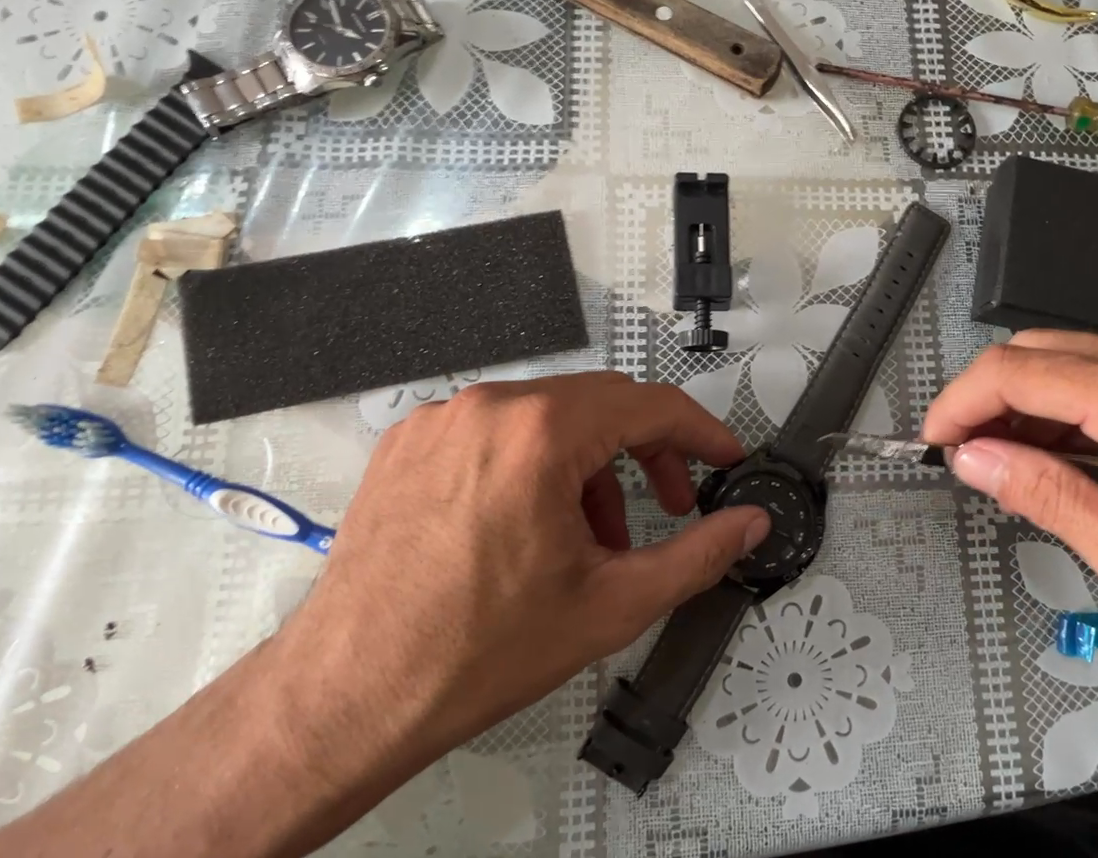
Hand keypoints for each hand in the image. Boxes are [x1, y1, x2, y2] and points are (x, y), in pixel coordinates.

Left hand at [272, 372, 769, 773]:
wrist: (353, 693)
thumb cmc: (468, 652)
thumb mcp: (613, 604)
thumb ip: (698, 555)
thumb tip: (745, 526)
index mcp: (539, 434)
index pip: (649, 405)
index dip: (701, 432)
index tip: (722, 456)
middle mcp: (486, 411)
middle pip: (599, 404)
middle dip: (648, 450)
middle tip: (673, 500)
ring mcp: (440, 424)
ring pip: (547, 417)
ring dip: (591, 463)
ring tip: (597, 532)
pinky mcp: (409, 446)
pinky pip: (496, 432)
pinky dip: (534, 464)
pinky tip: (535, 524)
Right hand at [923, 330, 1097, 710]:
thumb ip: (1054, 498)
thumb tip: (977, 458)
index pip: (1022, 371)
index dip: (961, 402)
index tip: (933, 444)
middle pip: (1044, 351)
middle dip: (988, 397)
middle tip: (967, 461)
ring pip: (1080, 357)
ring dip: (1030, 402)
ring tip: (1010, 468)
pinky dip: (1076, 406)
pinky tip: (1071, 457)